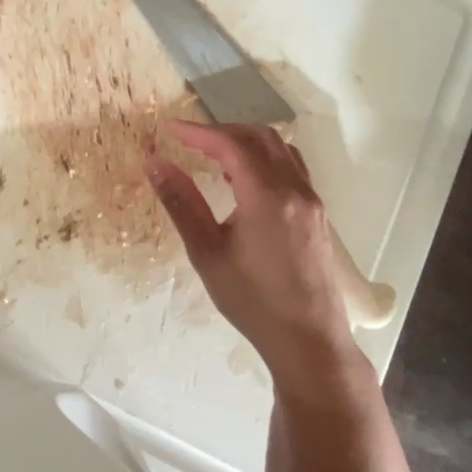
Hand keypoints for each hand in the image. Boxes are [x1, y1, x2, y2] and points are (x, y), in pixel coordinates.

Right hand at [150, 120, 367, 400]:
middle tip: (188, 140)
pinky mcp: (317, 215)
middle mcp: (295, 190)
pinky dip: (263, 159)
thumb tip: (155, 163)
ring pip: (280, 149)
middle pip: (260, 137)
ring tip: (212, 156)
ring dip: (245, 142)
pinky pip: (291, 168)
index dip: (198, 132)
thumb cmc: (252, 300)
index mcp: (267, 196)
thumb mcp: (206, 252)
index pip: (231, 144)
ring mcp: (311, 202)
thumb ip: (181, 202)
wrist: (309, 342)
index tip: (168, 130)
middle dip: (221, 131)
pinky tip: (242, 181)